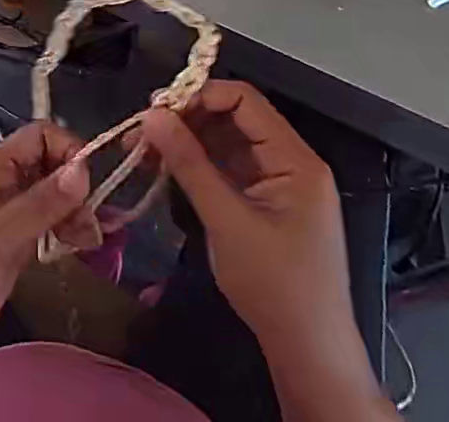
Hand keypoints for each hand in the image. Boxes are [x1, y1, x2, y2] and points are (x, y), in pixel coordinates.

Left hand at [0, 124, 99, 398]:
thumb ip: (40, 204)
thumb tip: (84, 168)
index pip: (40, 137)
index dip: (69, 150)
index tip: (92, 186)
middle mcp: (2, 186)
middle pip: (51, 165)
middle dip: (79, 186)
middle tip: (95, 226)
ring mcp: (7, 218)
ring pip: (54, 197)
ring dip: (77, 211)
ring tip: (91, 243)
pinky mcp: (12, 248)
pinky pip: (47, 226)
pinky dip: (68, 232)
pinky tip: (82, 249)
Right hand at [140, 82, 374, 385]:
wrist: (308, 353)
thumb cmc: (275, 285)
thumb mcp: (226, 219)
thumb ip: (189, 163)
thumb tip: (151, 115)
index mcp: (295, 159)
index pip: (244, 101)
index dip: (199, 96)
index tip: (156, 109)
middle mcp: (288, 162)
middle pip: (232, 119)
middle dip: (185, 120)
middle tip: (140, 132)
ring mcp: (275, 183)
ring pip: (224, 143)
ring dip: (184, 142)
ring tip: (141, 152)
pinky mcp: (262, 202)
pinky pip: (225, 168)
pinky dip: (194, 165)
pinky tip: (162, 169)